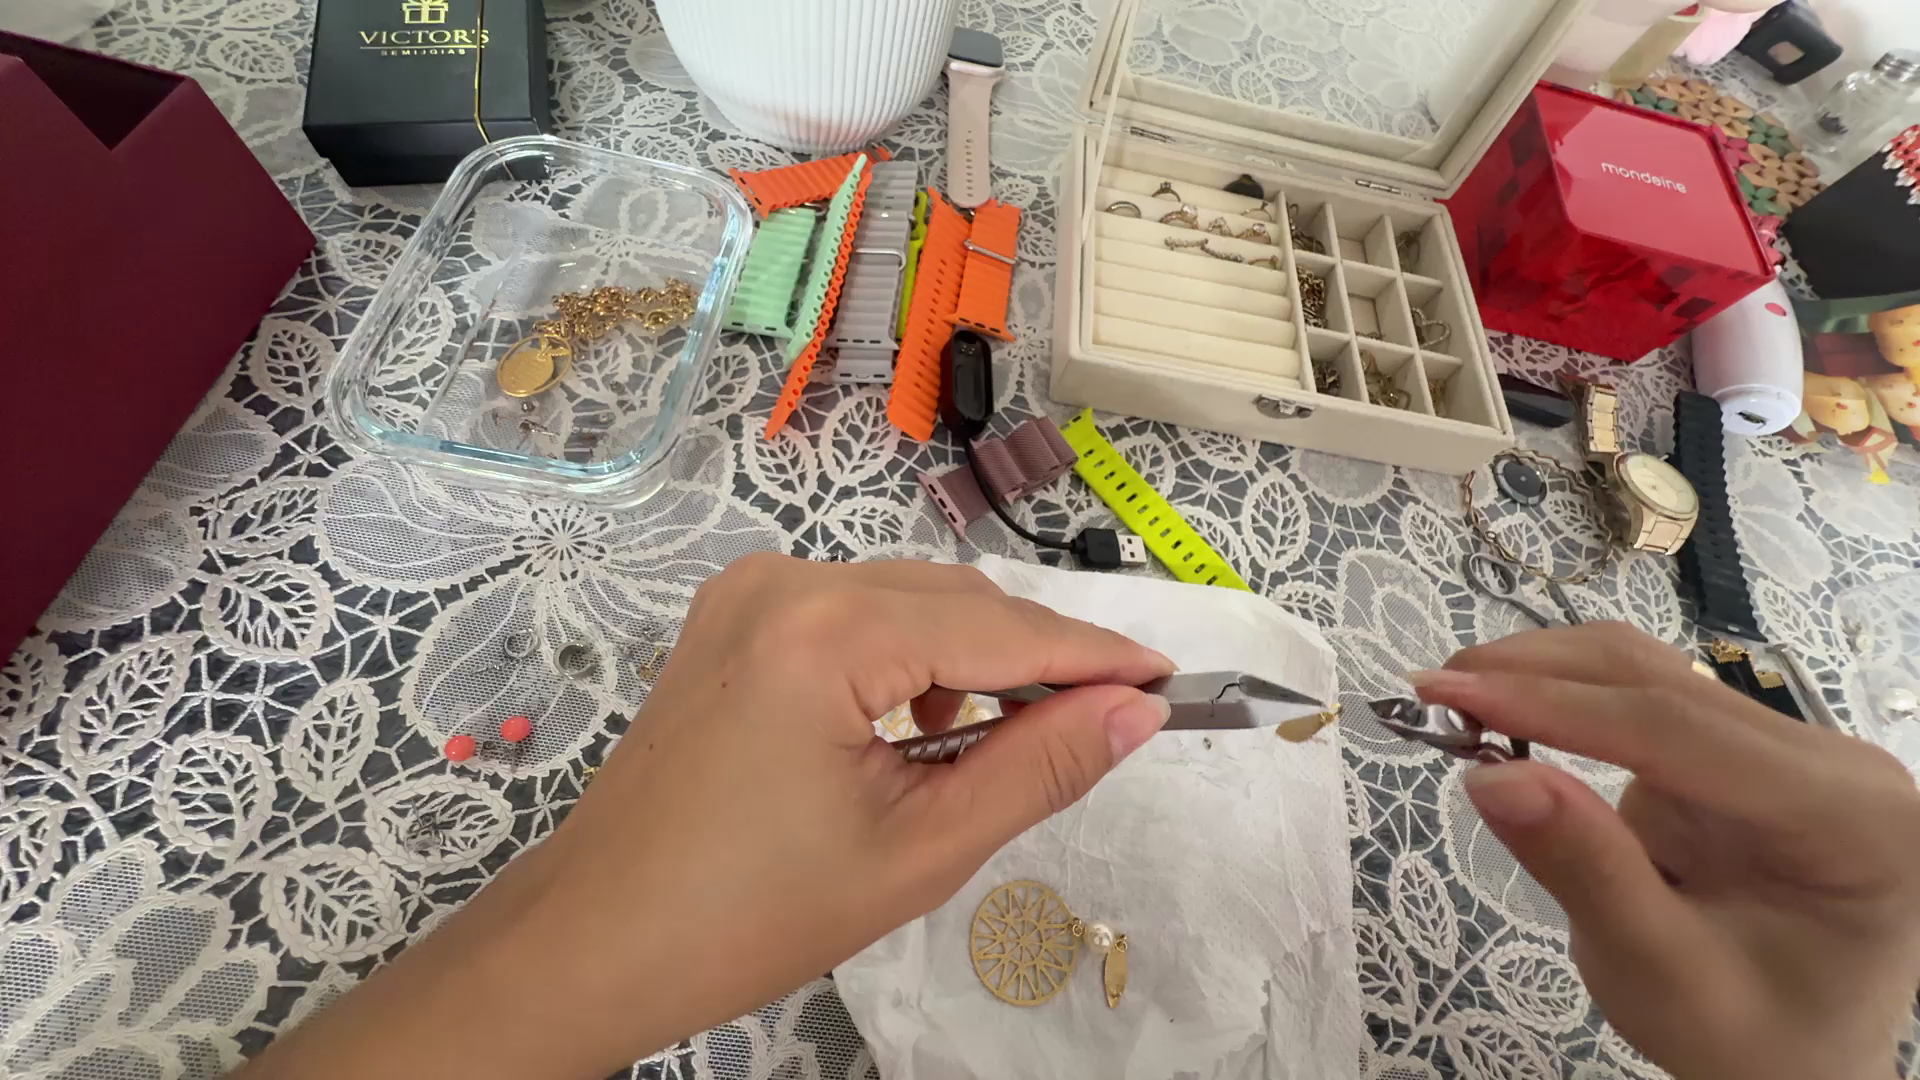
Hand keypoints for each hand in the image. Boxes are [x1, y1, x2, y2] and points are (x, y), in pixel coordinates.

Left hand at [238, 555, 1172, 1079]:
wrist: (596, 936)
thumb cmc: (754, 913)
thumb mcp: (920, 849)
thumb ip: (1040, 766)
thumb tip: (1135, 711)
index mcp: (826, 631)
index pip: (999, 630)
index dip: (1092, 656)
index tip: (1166, 678)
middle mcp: (789, 580)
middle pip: (958, 601)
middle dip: (1036, 659)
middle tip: (1102, 718)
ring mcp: (756, 587)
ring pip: (913, 599)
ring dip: (974, 656)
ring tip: (995, 737)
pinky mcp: (741, 610)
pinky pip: (862, 608)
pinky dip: (912, 652)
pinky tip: (914, 717)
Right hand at [1412, 623, 1919, 1079]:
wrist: (1790, 1046)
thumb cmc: (1741, 1032)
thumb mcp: (1658, 973)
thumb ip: (1584, 870)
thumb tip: (1490, 775)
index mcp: (1849, 819)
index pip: (1670, 729)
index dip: (1545, 704)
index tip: (1439, 695)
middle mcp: (1824, 759)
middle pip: (1648, 676)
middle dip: (1525, 674)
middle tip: (1427, 696)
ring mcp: (1775, 743)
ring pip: (1630, 662)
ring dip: (1530, 667)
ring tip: (1452, 698)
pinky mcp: (1724, 742)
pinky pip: (1627, 684)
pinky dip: (1549, 682)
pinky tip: (1499, 701)